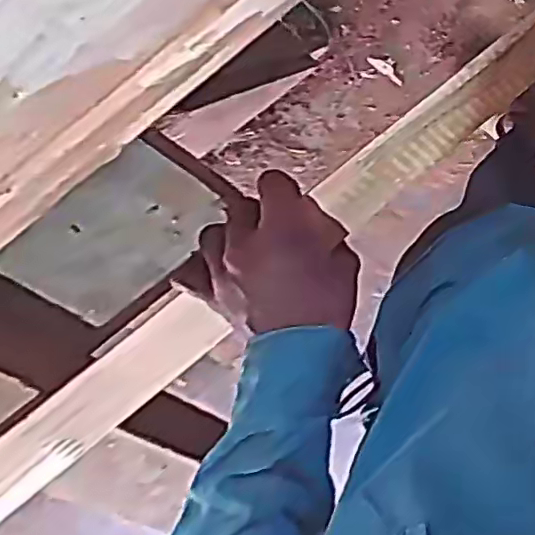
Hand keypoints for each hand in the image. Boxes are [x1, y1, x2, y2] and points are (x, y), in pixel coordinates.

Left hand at [195, 170, 359, 334]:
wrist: (300, 352)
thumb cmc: (328, 304)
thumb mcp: (342, 257)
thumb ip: (322, 232)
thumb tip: (311, 224)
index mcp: (282, 228)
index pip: (271, 183)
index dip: (284, 188)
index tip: (291, 197)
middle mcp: (244, 242)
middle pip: (240, 205)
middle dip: (260, 211)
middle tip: (279, 225)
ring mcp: (221, 269)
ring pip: (214, 233)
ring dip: (232, 235)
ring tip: (250, 246)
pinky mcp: (210, 294)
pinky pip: (191, 270)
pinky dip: (204, 265)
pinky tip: (220, 268)